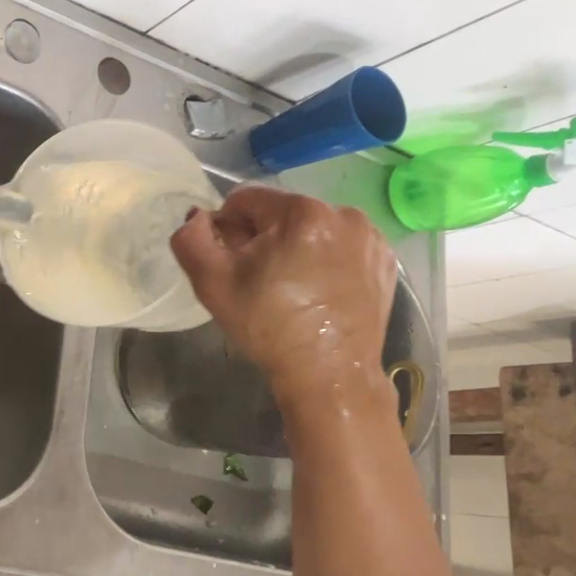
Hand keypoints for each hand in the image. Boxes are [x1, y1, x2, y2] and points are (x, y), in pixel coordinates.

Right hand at [170, 185, 395, 399]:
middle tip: (258, 282)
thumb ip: (191, 239)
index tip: (232, 264)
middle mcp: (343, 214)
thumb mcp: (212, 283)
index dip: (227, 229)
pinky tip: (317, 293)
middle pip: (280, 213)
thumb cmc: (269, 326)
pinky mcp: (384, 262)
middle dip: (262, 239)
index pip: (245, 200)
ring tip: (290, 289)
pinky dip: (324, 261)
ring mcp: (370, 238)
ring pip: (311, 229)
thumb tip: (197, 217)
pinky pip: (340, 247)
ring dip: (294, 248)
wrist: (330, 375)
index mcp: (301, 212)